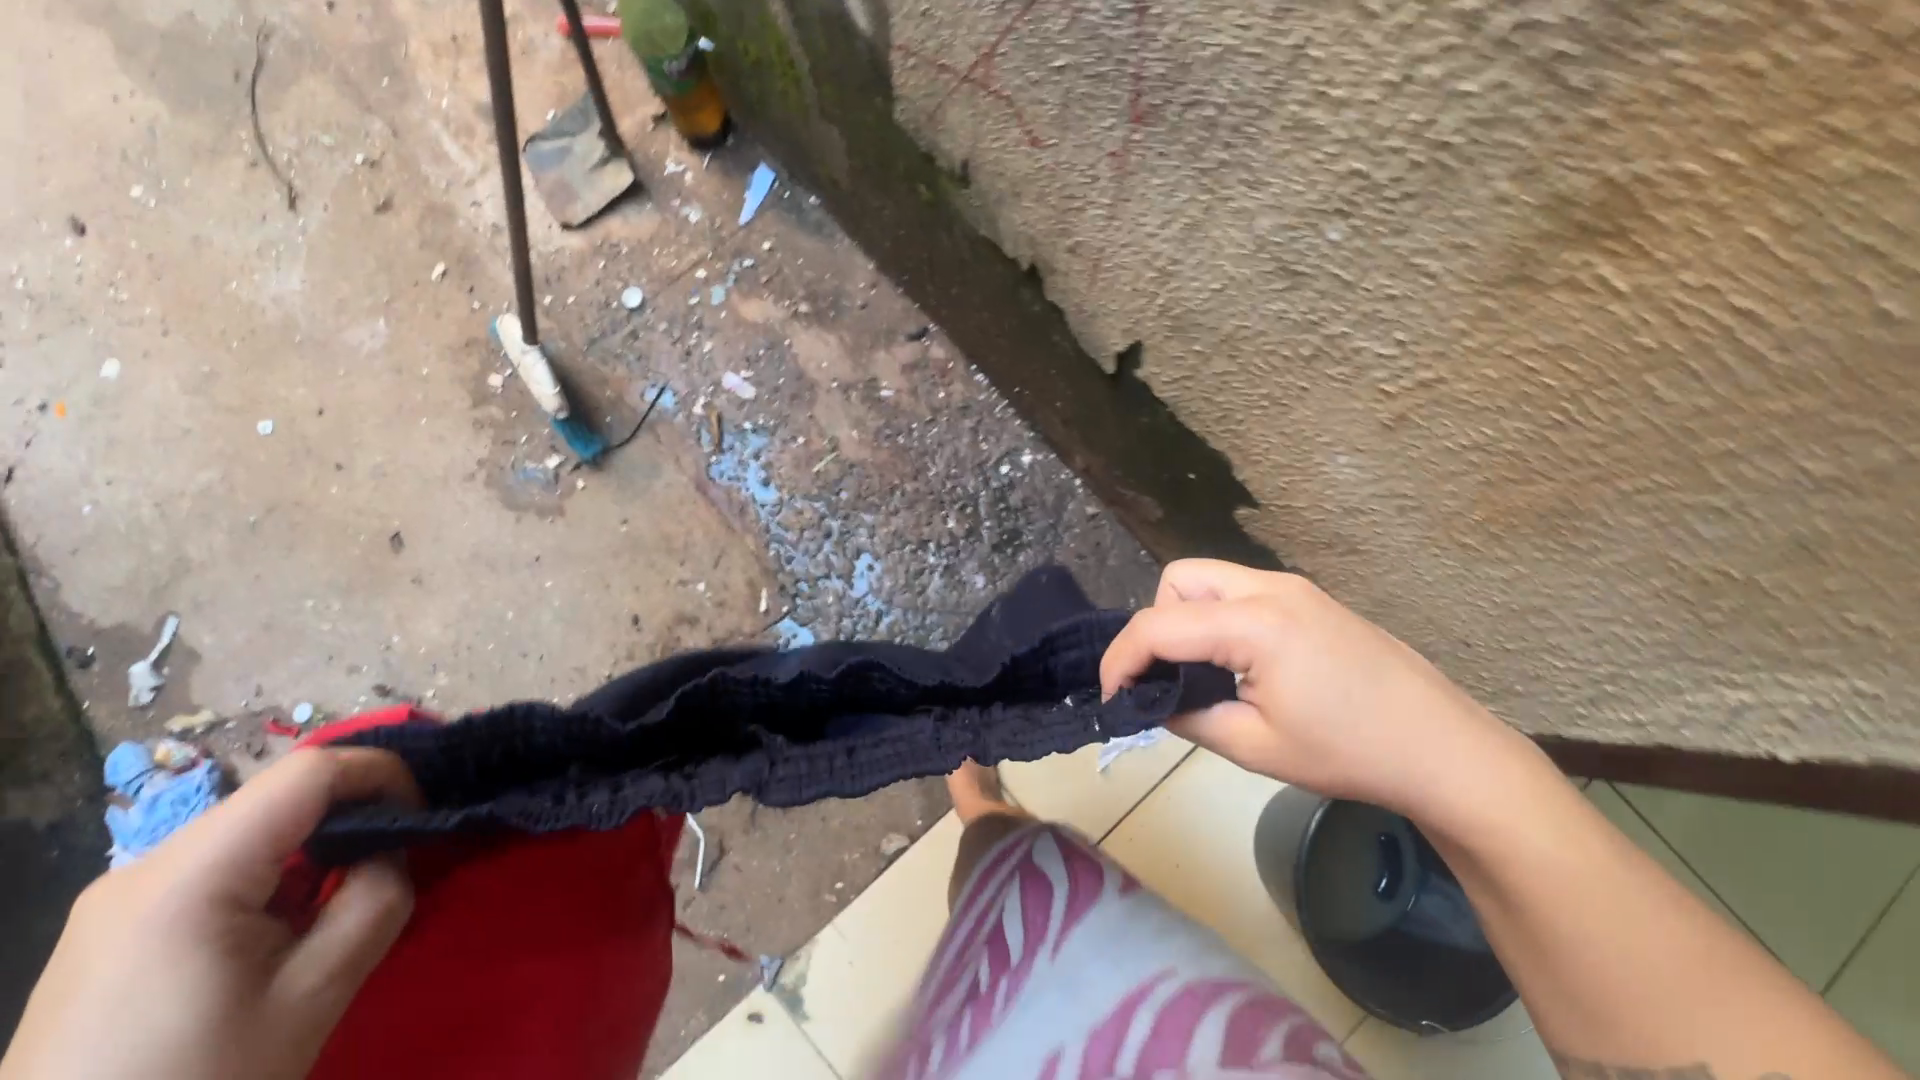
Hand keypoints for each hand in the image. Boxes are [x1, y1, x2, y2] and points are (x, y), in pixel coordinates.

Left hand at [0, 749, 420, 1079]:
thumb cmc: (203, 1079)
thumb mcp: (314, 995)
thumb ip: (375, 902)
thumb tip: (389, 855)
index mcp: (187, 875)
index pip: (307, 773)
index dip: (382, 773)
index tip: (424, 817)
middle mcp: (141, 867)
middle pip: (274, 801)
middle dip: (350, 817)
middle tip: (398, 860)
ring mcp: (116, 899)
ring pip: (245, 834)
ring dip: (310, 851)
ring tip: (344, 901)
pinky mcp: (110, 930)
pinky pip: (211, 871)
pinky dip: (269, 879)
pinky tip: (281, 933)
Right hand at [1101, 559, 1535, 820]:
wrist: (1443, 750)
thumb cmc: (1349, 754)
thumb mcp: (1254, 747)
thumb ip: (1188, 716)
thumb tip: (1152, 701)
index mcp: (1255, 623)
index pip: (1157, 625)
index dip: (1120, 660)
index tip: (1110, 699)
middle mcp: (1271, 588)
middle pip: (1179, 579)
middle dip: (1156, 625)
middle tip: (1165, 679)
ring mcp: (1295, 588)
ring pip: (1210, 578)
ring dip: (1186, 618)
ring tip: (1199, 673)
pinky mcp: (1312, 599)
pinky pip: (1242, 591)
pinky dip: (1218, 617)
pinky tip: (1239, 665)